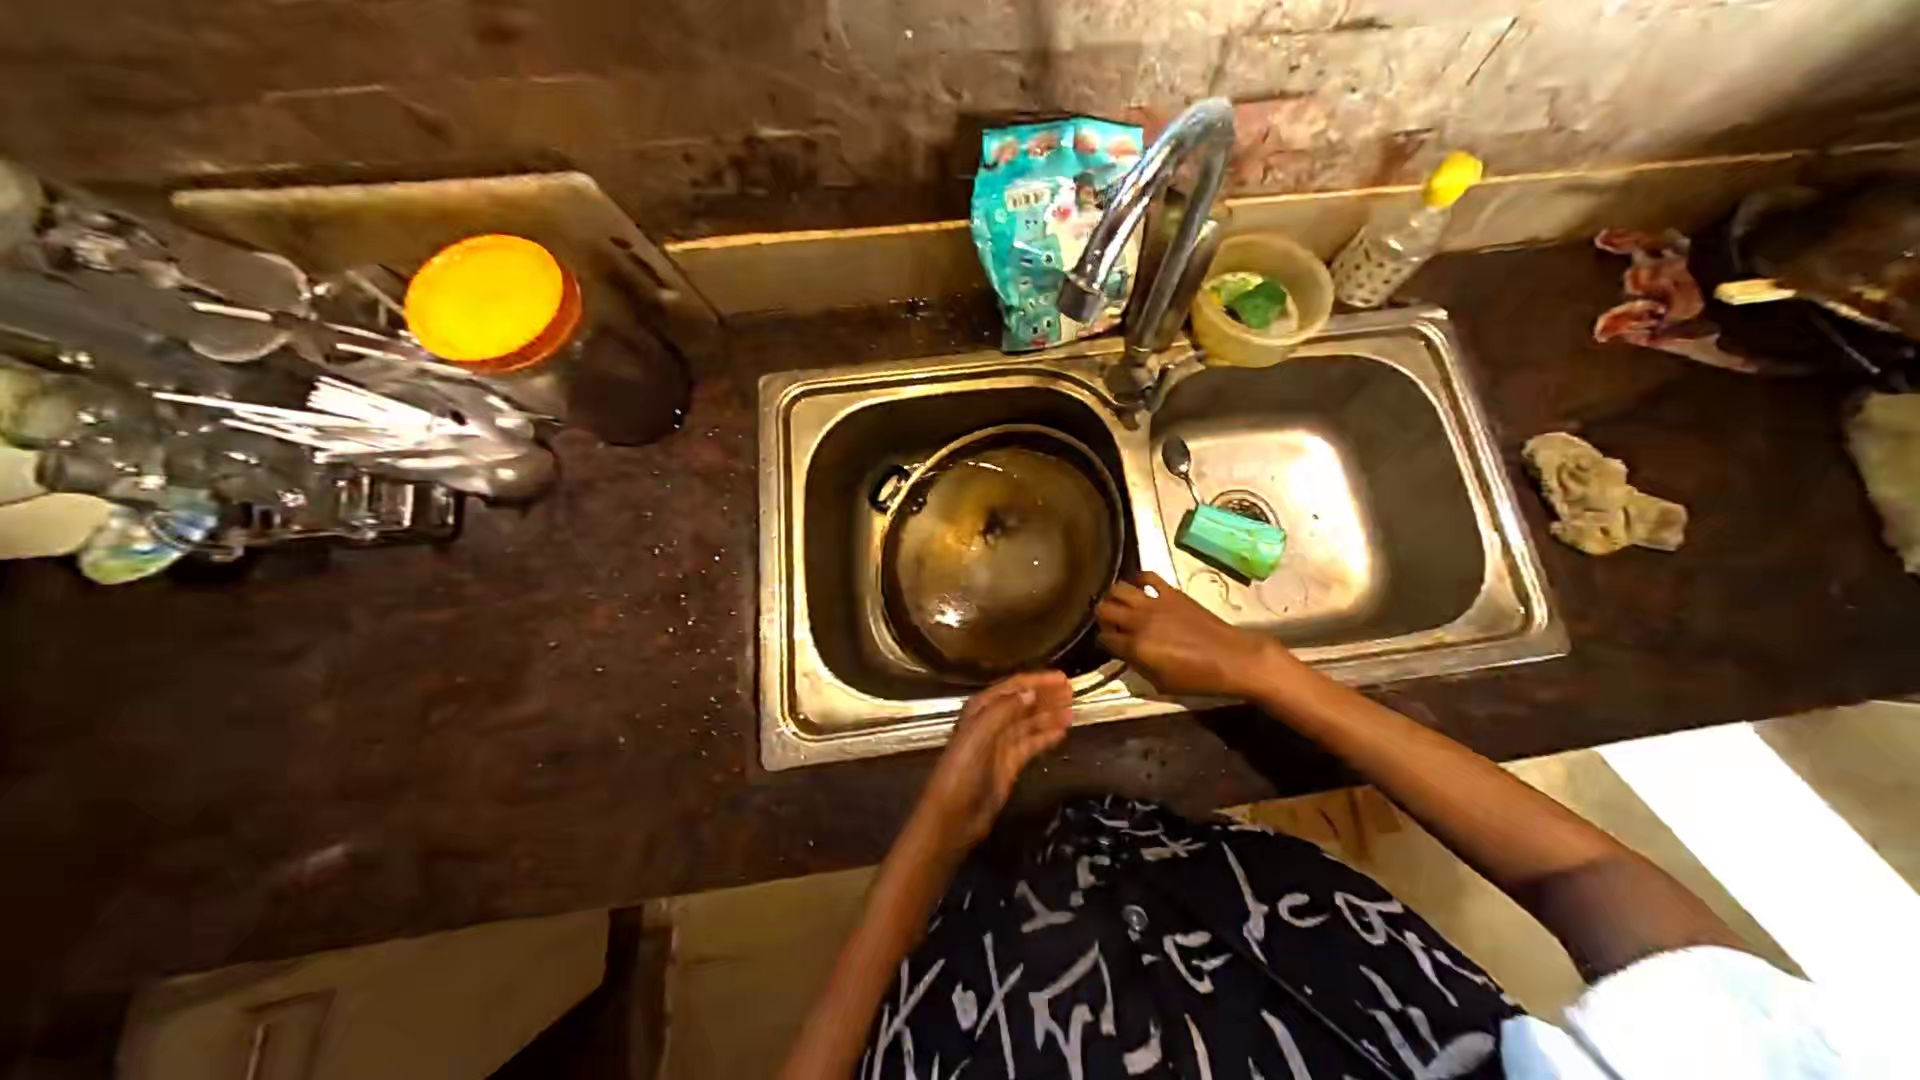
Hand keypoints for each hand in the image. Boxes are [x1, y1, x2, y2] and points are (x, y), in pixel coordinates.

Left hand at [914, 671, 1073, 852]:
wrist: (952, 817)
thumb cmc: (961, 773)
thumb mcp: (978, 737)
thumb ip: (1003, 712)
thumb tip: (1031, 691)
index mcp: (980, 710)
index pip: (1013, 687)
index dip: (1037, 680)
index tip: (1063, 678)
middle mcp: (991, 722)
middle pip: (1023, 703)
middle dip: (1046, 695)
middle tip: (1073, 692)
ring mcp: (1000, 744)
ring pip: (1029, 723)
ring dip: (1049, 715)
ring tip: (1073, 711)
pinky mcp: (1008, 764)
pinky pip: (1031, 744)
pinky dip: (1046, 736)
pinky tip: (1062, 732)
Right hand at [1096, 571, 1287, 697]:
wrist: (1232, 659)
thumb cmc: (1198, 678)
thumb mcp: (1161, 683)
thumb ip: (1137, 666)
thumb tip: (1126, 653)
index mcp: (1136, 647)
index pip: (1104, 638)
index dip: (1103, 642)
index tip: (1108, 644)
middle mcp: (1139, 621)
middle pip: (1104, 609)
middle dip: (1102, 617)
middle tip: (1111, 623)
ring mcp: (1155, 603)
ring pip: (1118, 588)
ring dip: (1114, 597)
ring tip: (1121, 604)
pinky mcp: (1171, 592)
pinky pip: (1147, 576)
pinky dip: (1139, 579)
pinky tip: (1140, 588)